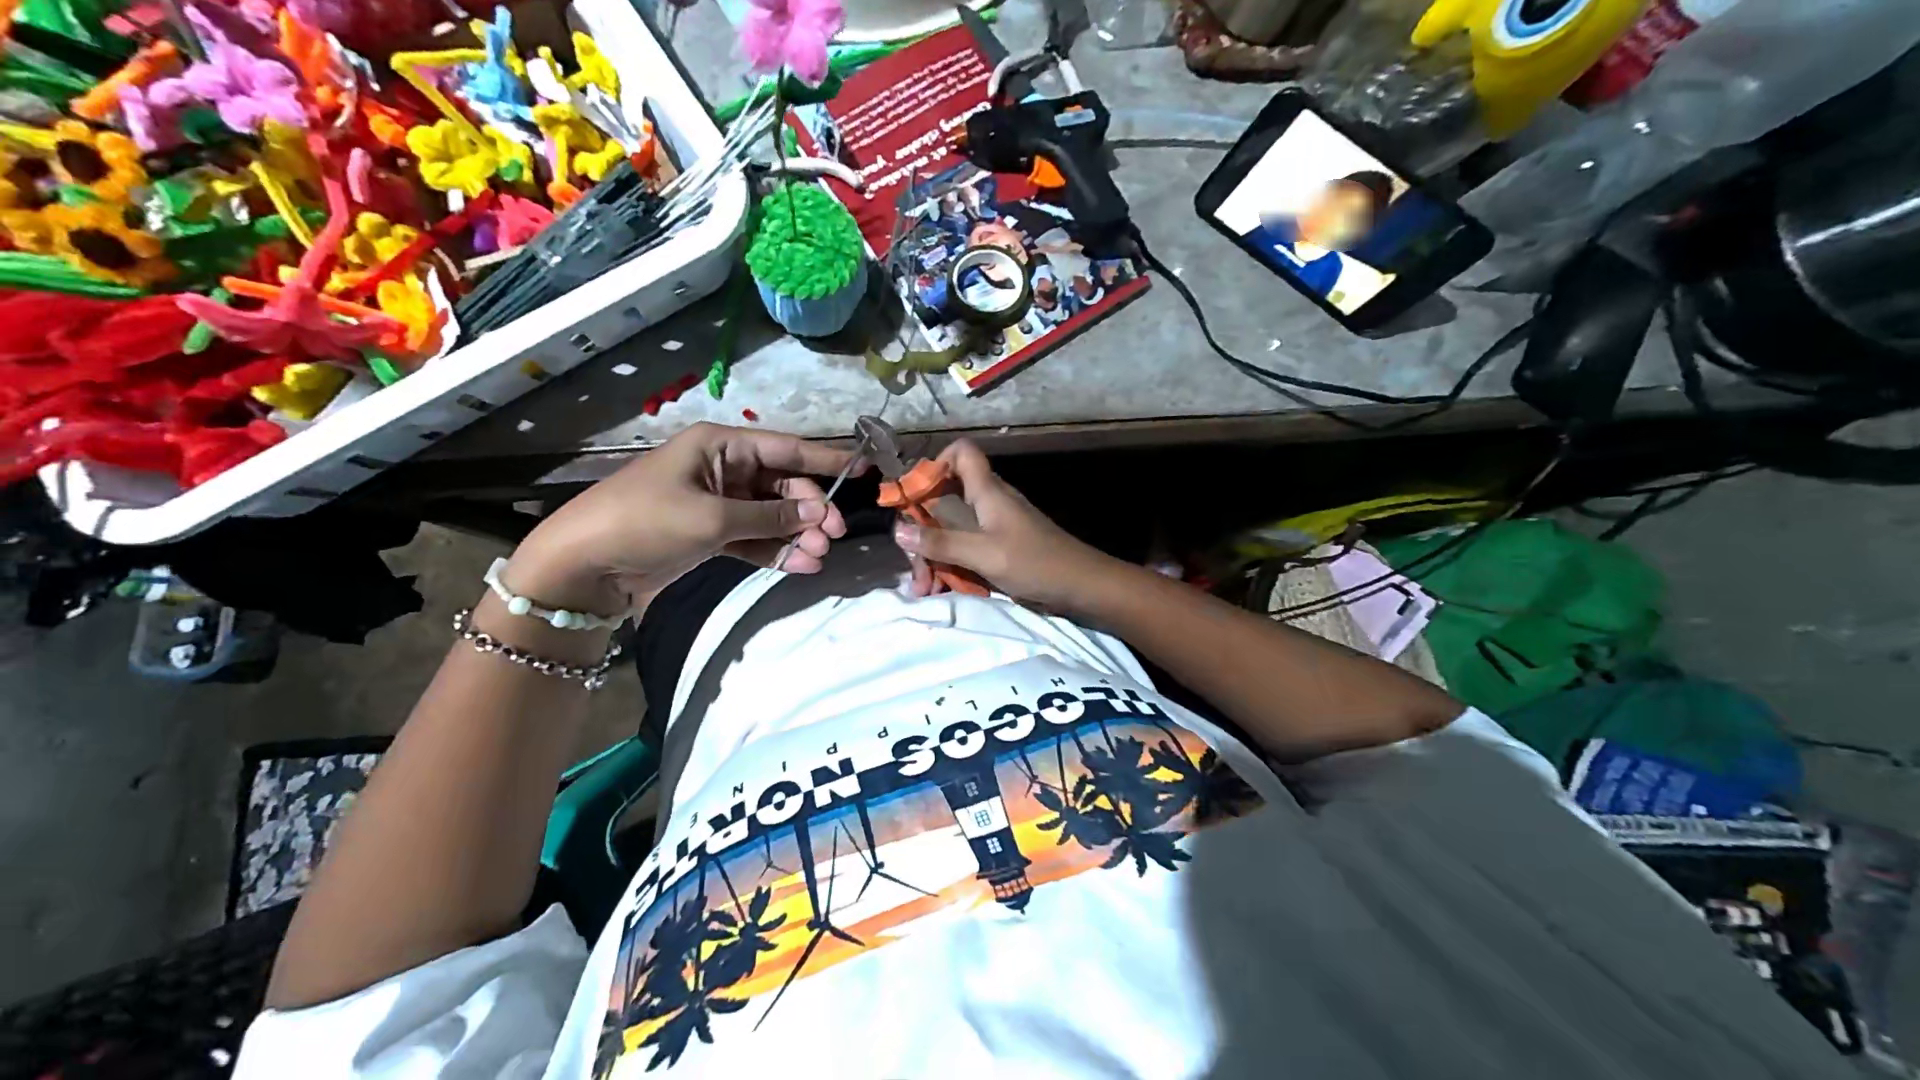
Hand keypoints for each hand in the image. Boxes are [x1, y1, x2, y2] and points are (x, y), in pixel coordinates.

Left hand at [507, 423, 860, 617]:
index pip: (785, 449)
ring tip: (818, 557)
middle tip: (832, 536)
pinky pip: (756, 538)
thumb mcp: (712, 517)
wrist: (586, 562)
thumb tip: (820, 516)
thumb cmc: (646, 521)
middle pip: (784, 486)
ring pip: (773, 516)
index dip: (825, 460)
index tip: (862, 470)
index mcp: (721, 446)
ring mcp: (720, 503)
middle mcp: (725, 469)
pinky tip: (801, 566)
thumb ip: (770, 516)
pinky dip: (777, 551)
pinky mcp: (714, 534)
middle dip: (811, 510)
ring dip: (797, 535)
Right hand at [891, 439, 1114, 608]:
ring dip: (934, 556)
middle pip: (945, 500)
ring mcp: (993, 527)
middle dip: (922, 531)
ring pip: (952, 530)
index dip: (935, 464)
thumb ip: (941, 543)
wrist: (1081, 586)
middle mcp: (988, 503)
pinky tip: (941, 590)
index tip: (913, 495)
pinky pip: (965, 550)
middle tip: (913, 567)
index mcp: (987, 491)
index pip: (961, 453)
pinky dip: (951, 566)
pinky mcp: (998, 548)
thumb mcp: (983, 554)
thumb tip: (897, 530)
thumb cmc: (1035, 562)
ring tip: (925, 589)